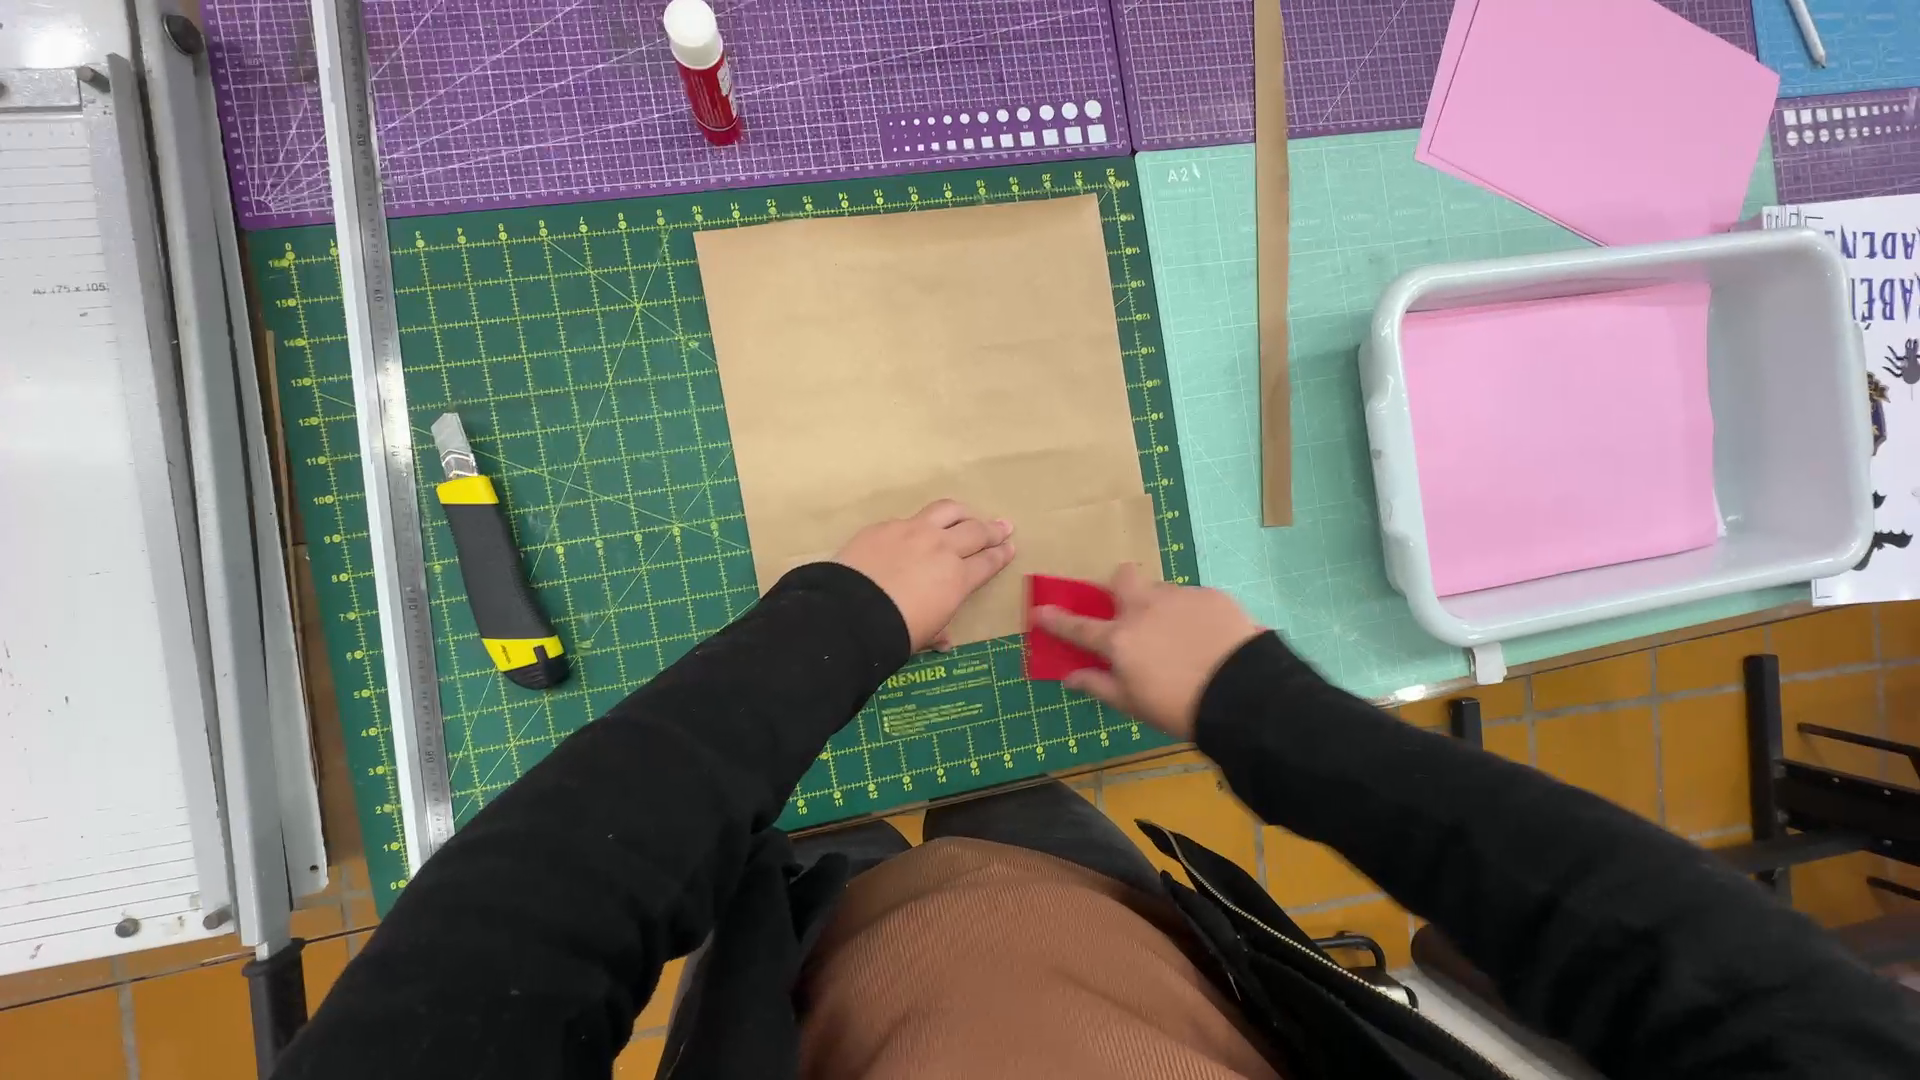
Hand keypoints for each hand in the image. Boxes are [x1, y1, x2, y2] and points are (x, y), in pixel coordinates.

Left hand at [833, 500, 1015, 651]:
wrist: (852, 613)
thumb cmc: (896, 632)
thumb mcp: (924, 636)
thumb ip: (938, 633)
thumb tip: (945, 642)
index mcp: (958, 579)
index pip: (987, 562)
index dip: (1000, 554)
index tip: (1009, 547)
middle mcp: (941, 548)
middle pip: (975, 531)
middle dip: (992, 529)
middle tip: (1003, 526)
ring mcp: (913, 532)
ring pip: (947, 511)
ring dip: (962, 513)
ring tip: (967, 514)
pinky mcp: (885, 526)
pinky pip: (910, 519)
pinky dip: (921, 524)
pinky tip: (916, 529)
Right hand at [1036, 564, 1261, 739]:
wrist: (1244, 695)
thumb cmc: (1179, 708)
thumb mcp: (1132, 704)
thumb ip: (1098, 685)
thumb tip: (1070, 677)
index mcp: (1120, 639)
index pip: (1078, 627)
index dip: (1056, 619)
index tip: (1041, 611)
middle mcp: (1144, 608)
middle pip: (1123, 578)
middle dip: (1121, 588)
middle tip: (1133, 612)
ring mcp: (1179, 597)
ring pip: (1161, 590)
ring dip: (1161, 607)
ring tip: (1181, 636)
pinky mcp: (1212, 596)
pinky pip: (1193, 600)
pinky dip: (1193, 615)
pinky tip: (1208, 639)